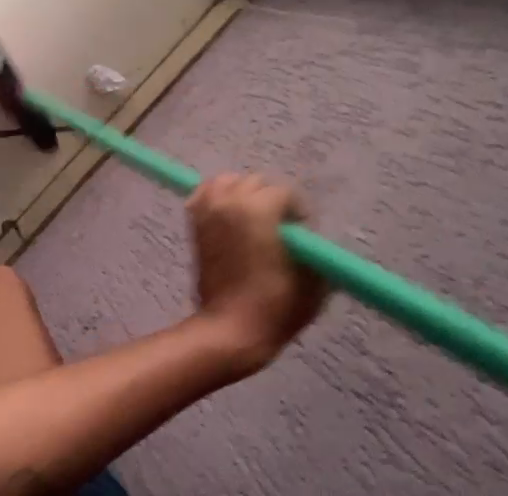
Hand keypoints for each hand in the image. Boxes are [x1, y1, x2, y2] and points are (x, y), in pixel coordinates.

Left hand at [187, 174, 327, 364]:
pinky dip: (216, 197)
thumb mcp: (313, 279)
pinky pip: (204, 194)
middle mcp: (230, 201)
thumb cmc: (277, 305)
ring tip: (254, 218)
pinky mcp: (194, 222)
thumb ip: (313, 248)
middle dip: (271, 199)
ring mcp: (207, 209)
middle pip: (255, 183)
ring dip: (242, 193)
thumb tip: (308, 236)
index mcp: (259, 210)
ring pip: (227, 182)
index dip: (298, 211)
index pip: (284, 192)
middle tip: (280, 227)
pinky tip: (227, 215)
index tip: (303, 233)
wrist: (232, 325)